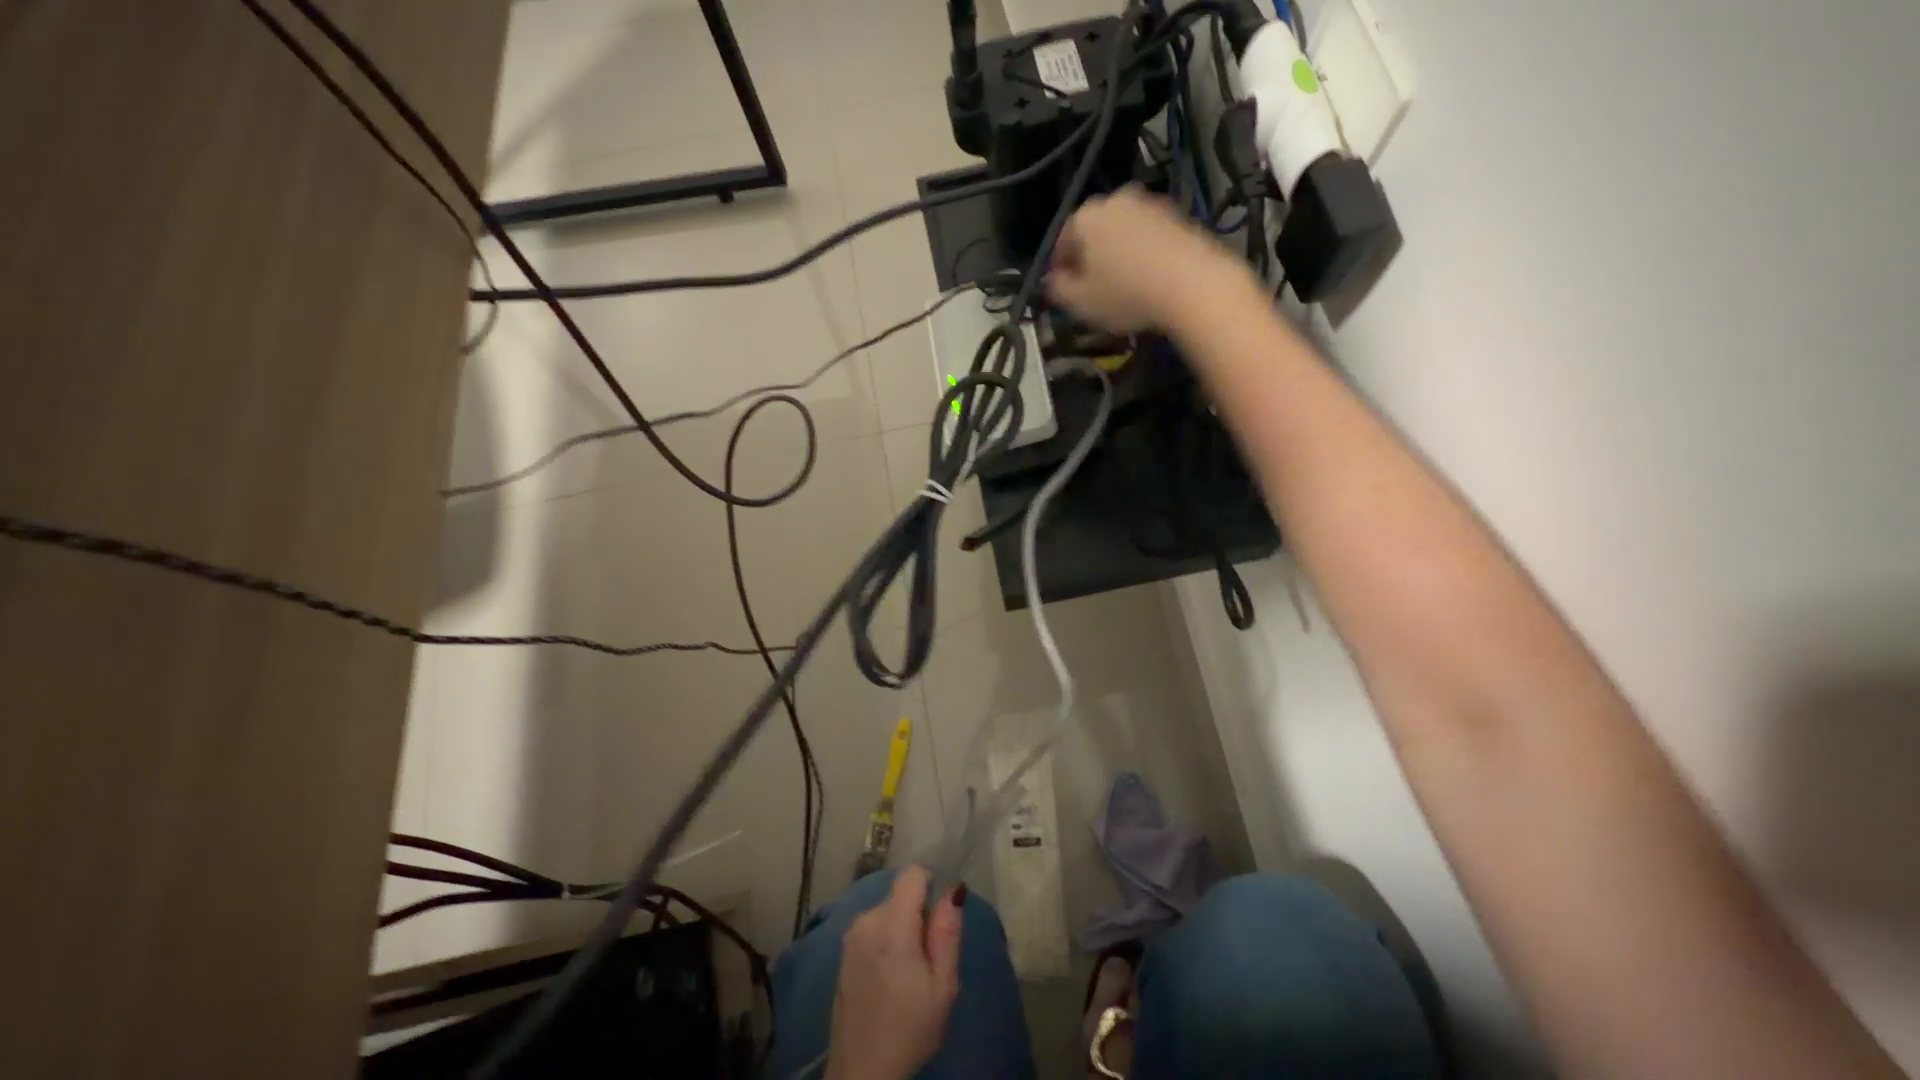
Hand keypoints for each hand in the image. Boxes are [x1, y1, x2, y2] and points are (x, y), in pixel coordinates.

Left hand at [825, 867, 964, 1079]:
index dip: (932, 885)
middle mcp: (865, 921)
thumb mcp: (943, 985)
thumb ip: (947, 932)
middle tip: (930, 959)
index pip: (911, 874)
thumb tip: (953, 890)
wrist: (862, 1071)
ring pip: (887, 912)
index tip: (942, 917)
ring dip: (903, 929)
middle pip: (900, 895)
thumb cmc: (910, 1028)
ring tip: (912, 973)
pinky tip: (892, 978)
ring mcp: (850, 937)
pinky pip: (873, 929)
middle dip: (919, 914)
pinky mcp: (843, 953)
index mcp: (891, 925)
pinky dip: (887, 941)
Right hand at [1045, 186, 1256, 334]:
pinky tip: (1149, 280)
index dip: (1059, 268)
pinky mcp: (1179, 216)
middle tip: (1094, 289)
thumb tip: (1051, 281)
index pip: (1061, 240)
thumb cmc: (1127, 293)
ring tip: (1124, 287)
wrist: (1195, 284)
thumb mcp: (1081, 301)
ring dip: (1119, 255)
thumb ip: (1057, 289)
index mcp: (1085, 215)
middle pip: (1094, 232)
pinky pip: (1150, 238)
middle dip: (1091, 257)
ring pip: (1123, 233)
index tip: (1063, 291)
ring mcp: (1151, 204)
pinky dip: (1145, 254)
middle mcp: (1116, 200)